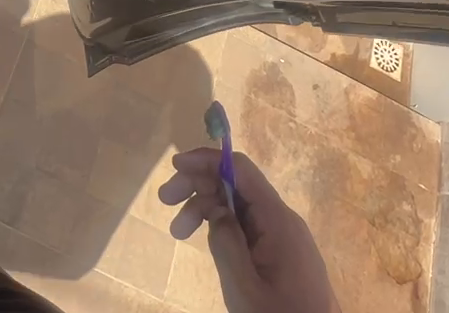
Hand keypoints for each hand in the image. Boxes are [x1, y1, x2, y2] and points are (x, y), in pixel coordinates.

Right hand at [158, 148, 338, 312]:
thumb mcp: (245, 287)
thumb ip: (226, 243)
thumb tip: (215, 209)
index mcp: (278, 220)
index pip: (240, 169)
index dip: (207, 160)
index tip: (176, 166)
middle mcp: (282, 219)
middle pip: (236, 184)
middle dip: (199, 185)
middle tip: (165, 200)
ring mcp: (283, 236)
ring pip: (238, 204)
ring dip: (205, 208)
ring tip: (178, 232)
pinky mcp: (281, 252)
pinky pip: (247, 224)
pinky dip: (221, 225)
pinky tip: (204, 237)